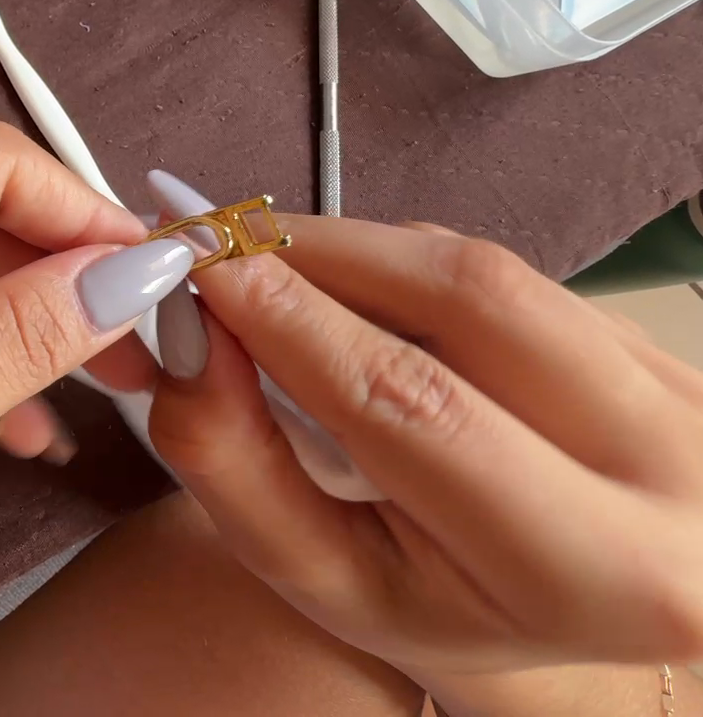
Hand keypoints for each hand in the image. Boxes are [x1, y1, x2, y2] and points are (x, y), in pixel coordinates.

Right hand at [142, 172, 702, 673]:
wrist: (545, 602)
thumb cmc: (413, 596)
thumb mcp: (298, 558)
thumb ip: (222, 450)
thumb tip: (187, 327)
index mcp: (593, 570)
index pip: (405, 400)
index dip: (279, 310)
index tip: (186, 255)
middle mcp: (688, 475)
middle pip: (469, 297)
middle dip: (310, 249)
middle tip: (208, 238)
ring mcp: (692, 396)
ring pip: (481, 268)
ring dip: (340, 246)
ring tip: (255, 268)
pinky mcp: (659, 343)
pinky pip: (496, 268)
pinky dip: (385, 259)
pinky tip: (335, 294)